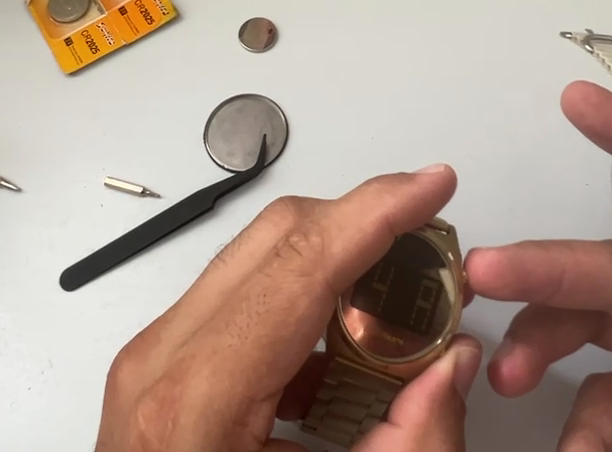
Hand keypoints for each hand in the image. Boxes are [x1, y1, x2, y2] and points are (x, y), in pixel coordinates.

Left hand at [96, 164, 481, 451]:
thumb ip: (411, 443)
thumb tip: (455, 360)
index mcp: (196, 401)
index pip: (302, 261)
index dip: (377, 212)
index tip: (432, 186)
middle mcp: (162, 357)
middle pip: (281, 233)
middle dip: (365, 220)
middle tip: (427, 238)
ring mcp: (156, 351)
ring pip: (263, 250)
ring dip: (338, 253)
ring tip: (396, 290)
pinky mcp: (163, 357)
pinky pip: (246, 290)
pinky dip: (307, 293)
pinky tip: (347, 338)